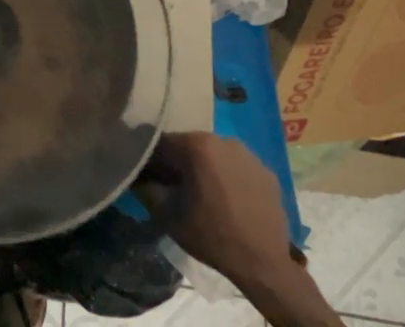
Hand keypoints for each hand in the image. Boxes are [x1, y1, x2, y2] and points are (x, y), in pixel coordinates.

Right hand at [139, 133, 294, 280]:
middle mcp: (223, 141)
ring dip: (205, 169)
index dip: (151, 161)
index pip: (162, 143)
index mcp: (197, 146)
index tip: (149, 179)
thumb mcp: (167, 215)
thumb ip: (146, 188)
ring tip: (204, 197)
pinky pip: (238, 168)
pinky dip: (229, 178)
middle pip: (190, 146)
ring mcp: (249, 155)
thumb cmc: (211, 236)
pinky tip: (229, 202)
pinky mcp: (267, 172)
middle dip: (179, 163)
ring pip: (215, 155)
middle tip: (175, 189)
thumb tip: (137, 175)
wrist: (263, 264)